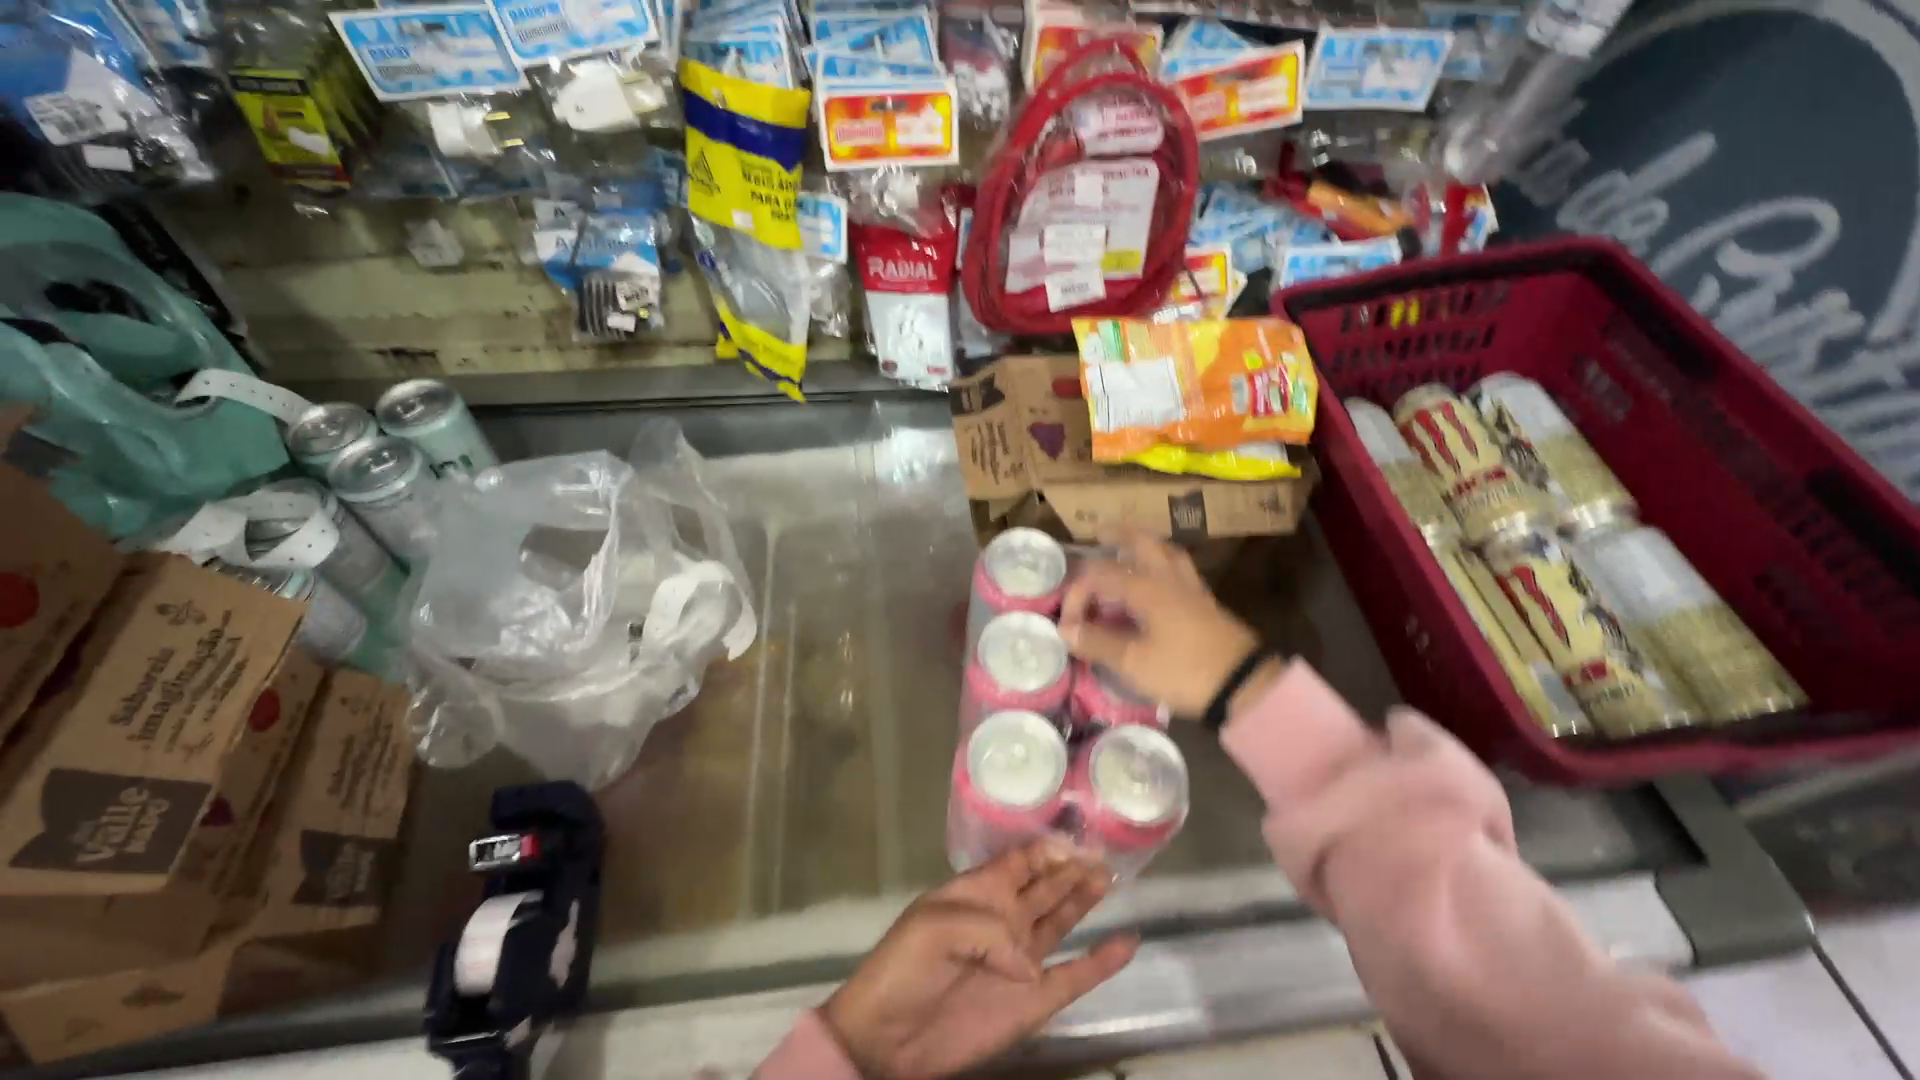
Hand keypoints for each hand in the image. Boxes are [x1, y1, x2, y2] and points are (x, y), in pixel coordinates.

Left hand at [820, 843, 1138, 1079]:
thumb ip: (989, 931)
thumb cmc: (906, 967)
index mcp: (977, 894)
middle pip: (1046, 886)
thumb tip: (1028, 964)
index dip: (1046, 849)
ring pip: (1061, 921)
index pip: (1018, 862)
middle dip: (1072, 868)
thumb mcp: (936, 926)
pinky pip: (1074, 977)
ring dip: (1084, 899)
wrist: (888, 1035)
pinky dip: (1102, 962)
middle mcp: (1004, 921)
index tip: (1077, 839)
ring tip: (1111, 878)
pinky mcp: (1033, 1001)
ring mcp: (1021, 961)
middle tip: (1105, 855)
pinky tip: (1128, 942)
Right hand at [1058, 534, 1276, 719]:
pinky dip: (1164, 565)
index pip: (1101, 576)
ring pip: (1167, 553)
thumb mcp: (1134, 662)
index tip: (1068, 625)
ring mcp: (1192, 590)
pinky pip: (1180, 571)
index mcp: (1147, 588)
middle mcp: (1169, 579)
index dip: (1077, 595)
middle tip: (1101, 532)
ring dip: (1147, 545)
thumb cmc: (1184, 671)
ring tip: (1132, 548)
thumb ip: (1098, 643)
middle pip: (1143, 543)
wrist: (1244, 685)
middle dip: (1120, 535)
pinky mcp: (1206, 605)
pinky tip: (1161, 579)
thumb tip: (1066, 630)